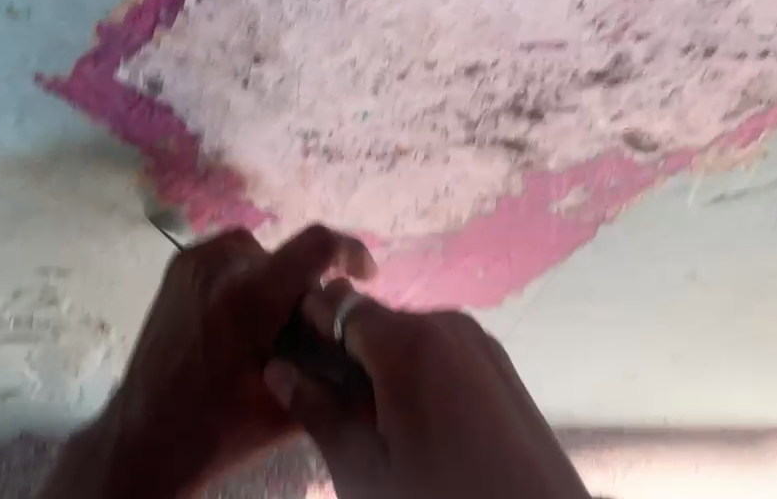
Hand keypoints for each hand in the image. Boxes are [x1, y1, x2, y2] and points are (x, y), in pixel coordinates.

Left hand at [39, 224, 374, 498]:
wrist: (142, 437)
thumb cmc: (217, 428)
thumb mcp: (286, 404)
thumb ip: (329, 362)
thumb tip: (359, 323)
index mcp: (249, 295)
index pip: (317, 243)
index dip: (350, 250)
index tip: (364, 273)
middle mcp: (220, 263)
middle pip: (287, 255)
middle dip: (304, 286)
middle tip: (305, 328)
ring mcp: (194, 260)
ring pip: (260, 252)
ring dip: (274, 280)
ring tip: (268, 325)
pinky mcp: (179, 266)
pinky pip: (231, 254)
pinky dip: (245, 276)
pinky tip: (241, 316)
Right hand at [264, 281, 592, 498]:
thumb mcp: (366, 472)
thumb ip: (317, 413)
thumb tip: (276, 370)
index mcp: (408, 341)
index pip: (337, 303)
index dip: (307, 322)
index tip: (288, 352)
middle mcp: (445, 323)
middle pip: (373, 320)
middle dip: (345, 350)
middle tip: (331, 404)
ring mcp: (478, 341)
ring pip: (407, 335)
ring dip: (382, 364)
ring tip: (376, 423)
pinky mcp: (500, 364)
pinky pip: (441, 350)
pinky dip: (418, 372)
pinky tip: (419, 424)